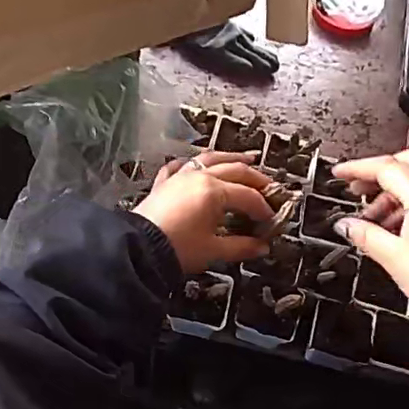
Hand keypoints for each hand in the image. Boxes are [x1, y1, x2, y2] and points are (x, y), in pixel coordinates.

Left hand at [135, 152, 275, 273]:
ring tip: (246, 158)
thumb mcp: (214, 250)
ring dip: (230, 157)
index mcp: (215, 191)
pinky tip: (197, 165)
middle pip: (234, 169)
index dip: (263, 207)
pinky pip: (181, 166)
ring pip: (209, 159)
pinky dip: (193, 163)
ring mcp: (179, 177)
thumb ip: (241, 247)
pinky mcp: (163, 184)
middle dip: (255, 177)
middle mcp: (199, 177)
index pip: (248, 195)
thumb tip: (262, 247)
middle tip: (270, 186)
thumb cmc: (178, 249)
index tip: (271, 219)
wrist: (137, 249)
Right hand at [332, 151, 408, 324]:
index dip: (357, 168)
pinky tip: (396, 226)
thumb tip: (346, 225)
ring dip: (393, 191)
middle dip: (377, 172)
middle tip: (356, 188)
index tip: (340, 174)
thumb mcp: (393, 257)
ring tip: (372, 217)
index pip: (385, 167)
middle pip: (405, 163)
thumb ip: (365, 235)